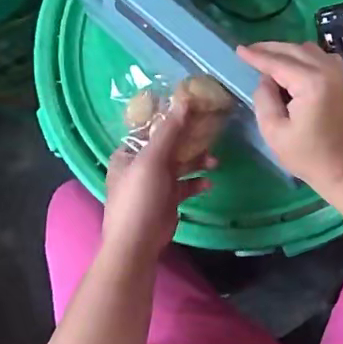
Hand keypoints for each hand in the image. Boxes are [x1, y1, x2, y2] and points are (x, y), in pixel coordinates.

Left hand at [101, 101, 214, 261]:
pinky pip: (185, 185)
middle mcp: (139, 165)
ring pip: (178, 164)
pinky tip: (209, 182)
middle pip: (167, 145)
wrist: (137, 242)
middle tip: (211, 129)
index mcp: (127, 153)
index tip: (194, 107)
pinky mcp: (167, 200)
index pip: (149, 128)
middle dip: (188, 139)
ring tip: (214, 160)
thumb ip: (168, 131)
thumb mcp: (152, 160)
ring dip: (196, 160)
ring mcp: (154, 183)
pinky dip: (197, 181)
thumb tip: (183, 100)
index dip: (169, 117)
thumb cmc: (139, 197)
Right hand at [237, 41, 342, 190]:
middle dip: (270, 48)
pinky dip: (303, 56)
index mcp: (311, 84)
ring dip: (287, 51)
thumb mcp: (273, 131)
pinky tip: (291, 65)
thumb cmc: (306, 155)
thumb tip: (265, 80)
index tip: (238, 49)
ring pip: (309, 50)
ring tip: (267, 57)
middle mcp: (328, 72)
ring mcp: (339, 75)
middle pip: (295, 50)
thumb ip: (264, 99)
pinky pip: (321, 57)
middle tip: (249, 50)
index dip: (256, 56)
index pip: (278, 62)